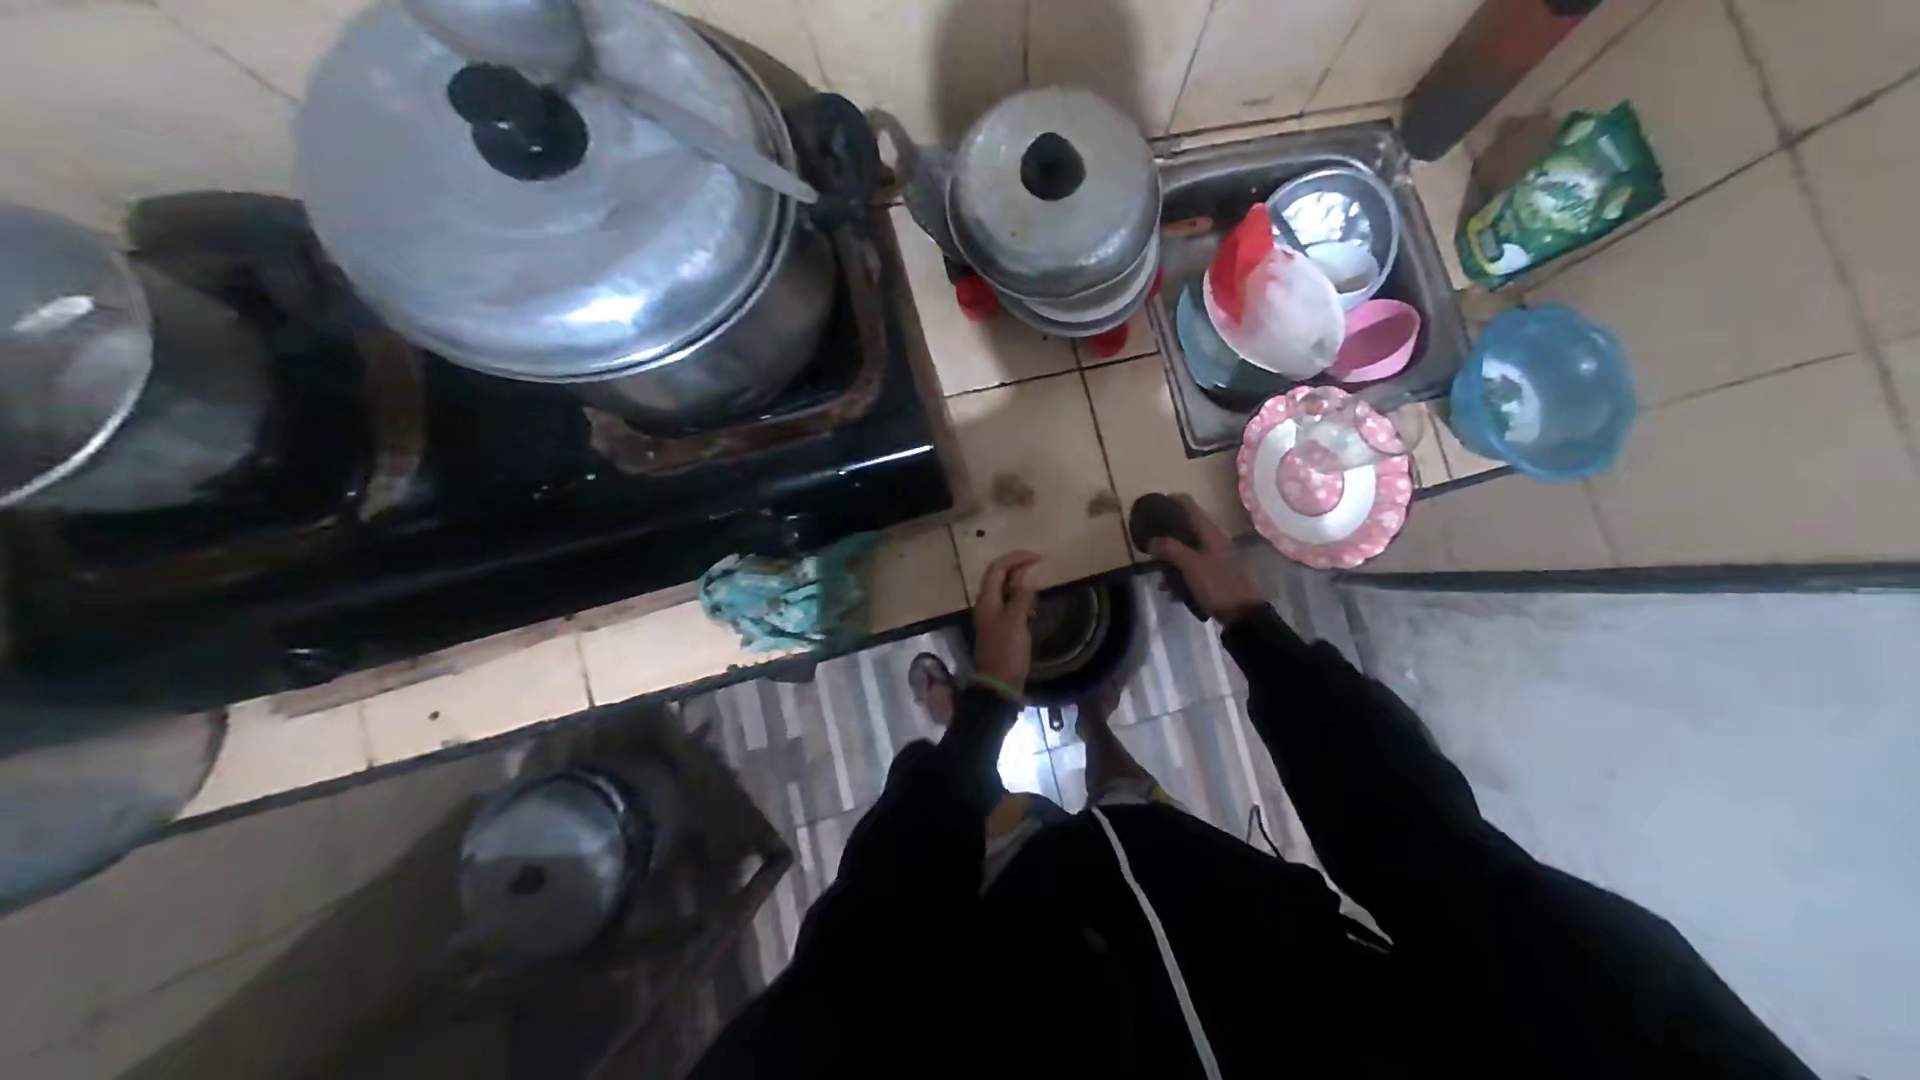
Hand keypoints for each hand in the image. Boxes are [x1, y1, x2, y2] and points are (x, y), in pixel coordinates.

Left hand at [971, 550, 1041, 694]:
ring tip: (1037, 582)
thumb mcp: (1016, 621)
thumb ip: (1020, 597)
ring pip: (1004, 590)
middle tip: (1038, 565)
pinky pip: (1009, 604)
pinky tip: (1033, 605)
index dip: (1016, 558)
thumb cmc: (1007, 651)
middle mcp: (986, 604)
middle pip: (998, 576)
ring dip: (1019, 582)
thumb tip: (1027, 576)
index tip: (1038, 558)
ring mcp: (992, 616)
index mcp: (987, 599)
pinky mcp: (1000, 627)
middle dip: (1017, 567)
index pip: (997, 568)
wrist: (999, 683)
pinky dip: (1020, 598)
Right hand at [1146, 495, 1264, 624]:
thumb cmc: (1218, 585)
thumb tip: (1151, 540)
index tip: (1154, 506)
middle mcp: (1214, 540)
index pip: (1190, 505)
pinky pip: (1192, 568)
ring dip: (1171, 560)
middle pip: (1187, 528)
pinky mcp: (1215, 574)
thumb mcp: (1191, 566)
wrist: (1243, 614)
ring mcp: (1216, 557)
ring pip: (1187, 550)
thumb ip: (1170, 549)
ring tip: (1158, 575)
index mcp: (1210, 532)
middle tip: (1149, 543)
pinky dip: (1180, 575)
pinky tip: (1170, 591)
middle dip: (1167, 535)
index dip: (1172, 501)